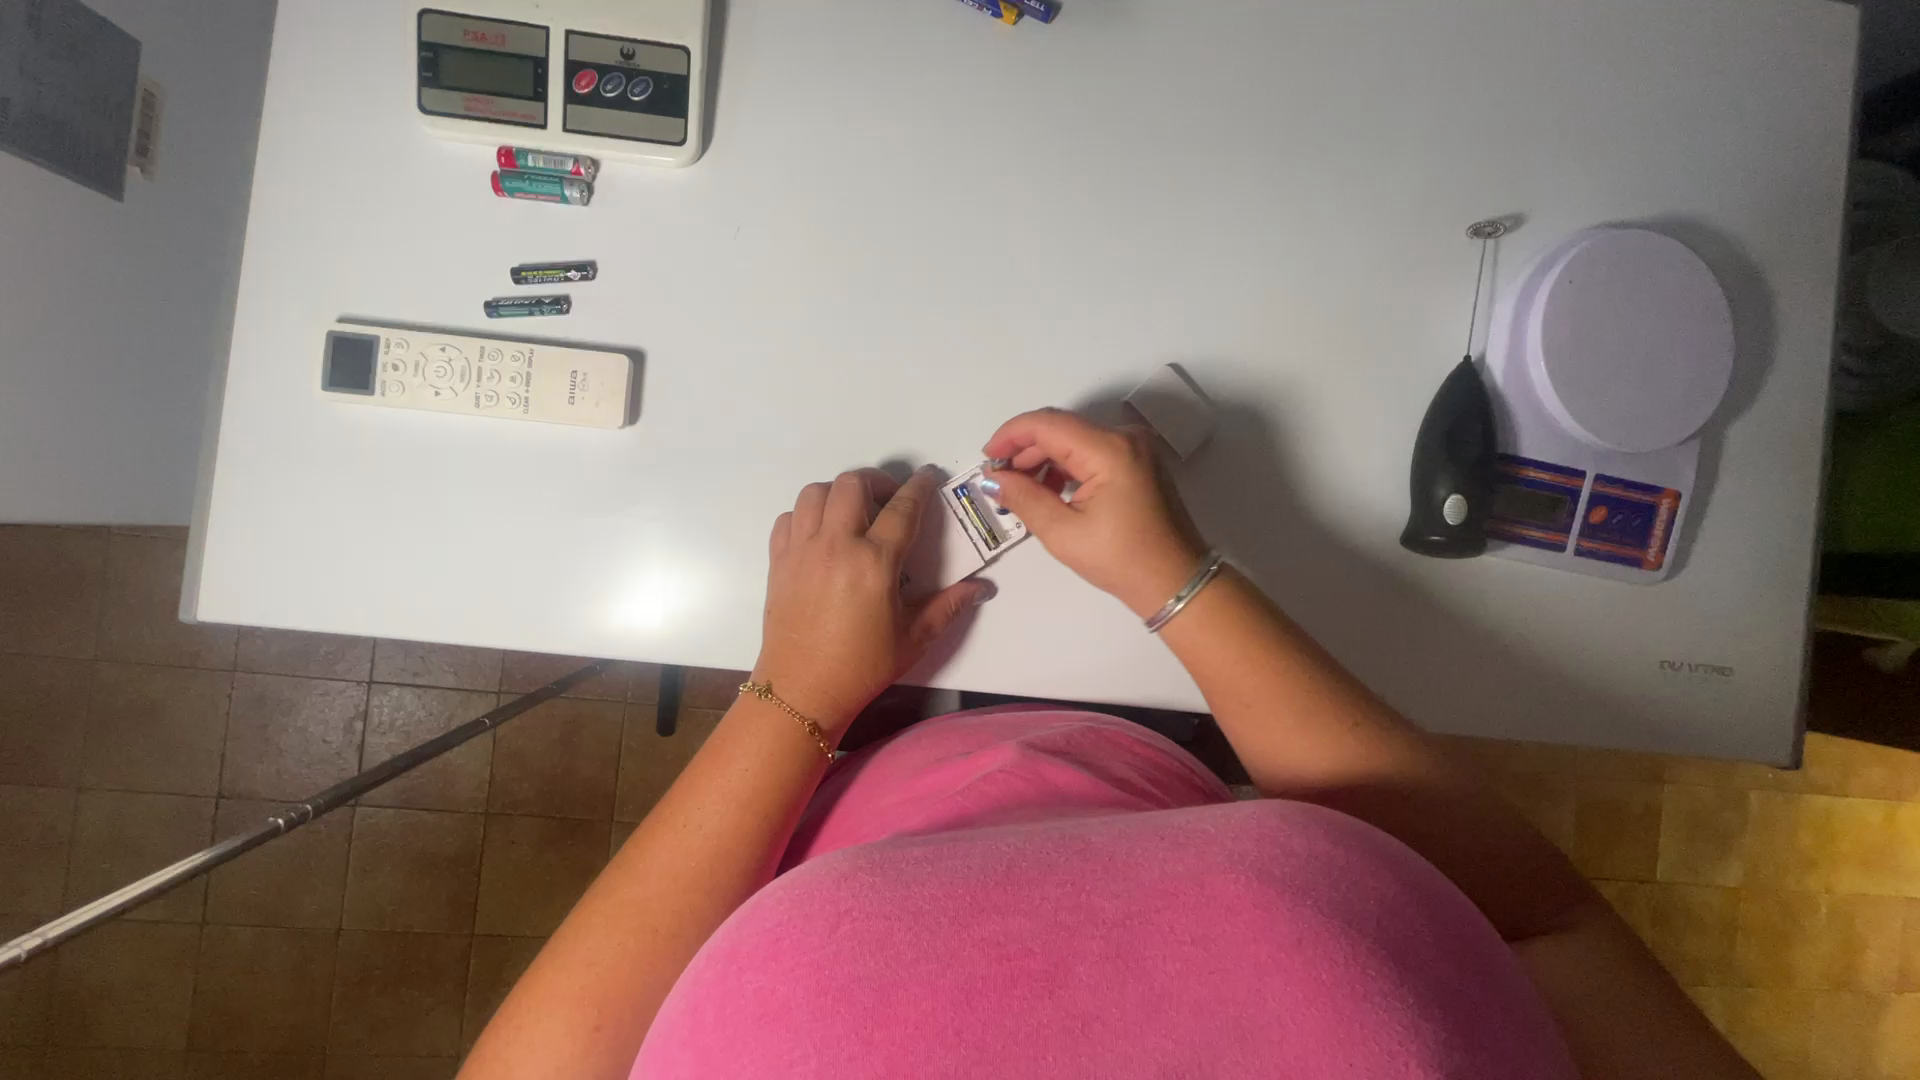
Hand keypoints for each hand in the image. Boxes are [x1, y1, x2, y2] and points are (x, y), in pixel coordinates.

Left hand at [756, 466, 991, 735]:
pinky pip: (789, 518)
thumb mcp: (915, 639)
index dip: (919, 486)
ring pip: (815, 492)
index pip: (902, 508)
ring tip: (854, 511)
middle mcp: (836, 545)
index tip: (928, 476)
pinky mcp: (778, 561)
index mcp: (874, 562)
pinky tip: (821, 533)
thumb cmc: (862, 666)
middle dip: (876, 481)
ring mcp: (802, 550)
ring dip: (838, 492)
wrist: (801, 691)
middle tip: (890, 499)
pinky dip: (806, 514)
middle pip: (853, 484)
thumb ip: (949, 606)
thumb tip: (983, 587)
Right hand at [983, 409, 1207, 618]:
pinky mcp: (1138, 462)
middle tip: (999, 481)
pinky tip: (1050, 491)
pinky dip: (1066, 466)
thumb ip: (1024, 498)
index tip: (987, 459)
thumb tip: (992, 478)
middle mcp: (1125, 438)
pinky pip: (1091, 452)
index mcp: (1109, 450)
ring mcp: (1135, 448)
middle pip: (1060, 429)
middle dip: (1025, 450)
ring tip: (1021, 491)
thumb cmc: (1121, 560)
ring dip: (1043, 459)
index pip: (1046, 424)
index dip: (1010, 436)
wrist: (1176, 582)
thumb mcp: (1063, 533)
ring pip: (1074, 439)